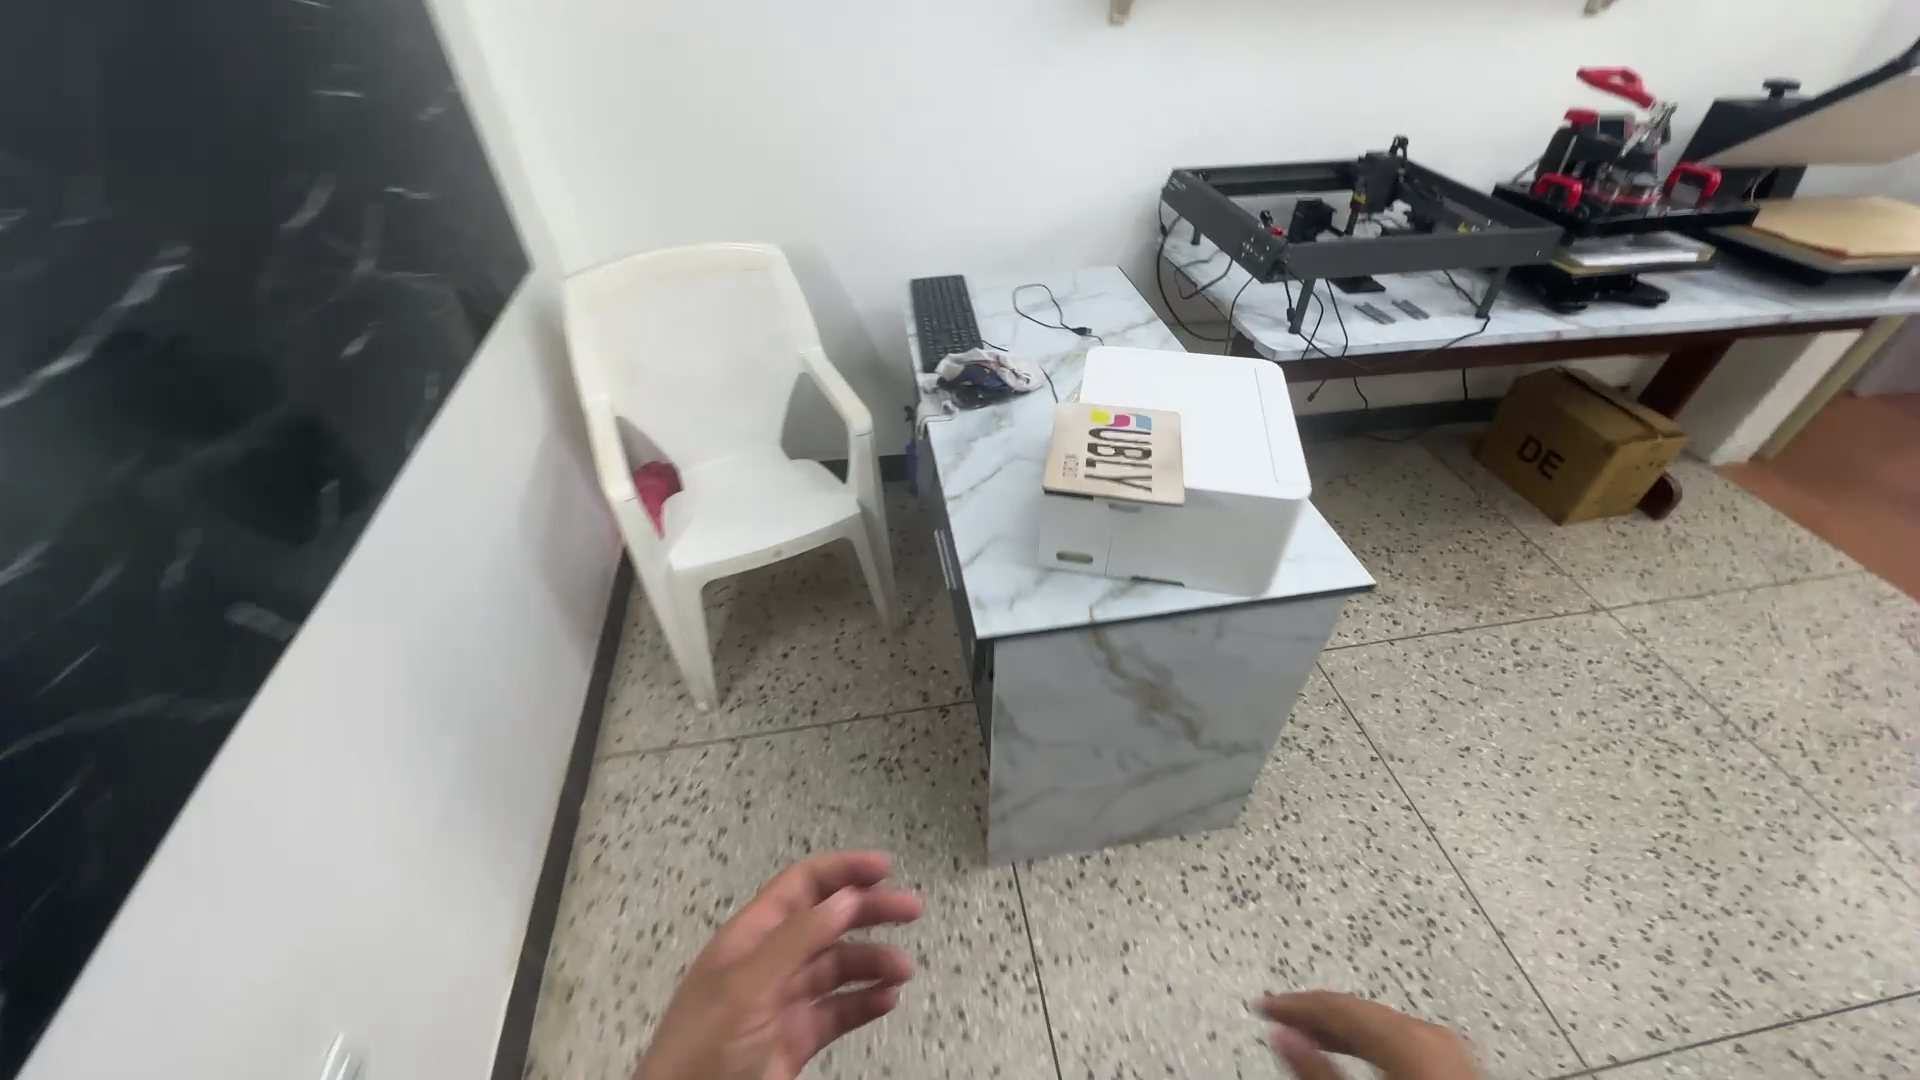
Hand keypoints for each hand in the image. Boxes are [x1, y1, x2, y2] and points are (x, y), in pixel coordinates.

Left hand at [635, 851, 924, 1079]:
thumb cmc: (704, 1047)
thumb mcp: (746, 987)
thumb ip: (796, 940)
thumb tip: (846, 897)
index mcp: (751, 935)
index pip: (803, 884)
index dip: (843, 869)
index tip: (886, 867)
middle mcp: (770, 961)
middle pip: (827, 921)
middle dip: (870, 911)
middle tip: (913, 909)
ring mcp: (783, 1002)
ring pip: (836, 968)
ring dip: (872, 962)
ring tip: (903, 970)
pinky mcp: (793, 1041)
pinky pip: (836, 1012)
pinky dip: (863, 1003)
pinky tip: (886, 1001)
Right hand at [1255, 991, 1480, 1079]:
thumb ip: (1317, 1071)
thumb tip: (1279, 1034)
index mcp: (1406, 1036)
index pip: (1334, 1004)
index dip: (1292, 1005)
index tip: (1261, 1009)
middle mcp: (1430, 1033)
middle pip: (1358, 1012)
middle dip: (1314, 1016)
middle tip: (1278, 1020)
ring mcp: (1450, 1051)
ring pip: (1379, 1026)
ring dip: (1340, 1031)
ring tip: (1307, 1038)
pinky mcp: (1461, 1069)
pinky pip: (1402, 1041)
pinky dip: (1371, 1044)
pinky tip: (1355, 1056)